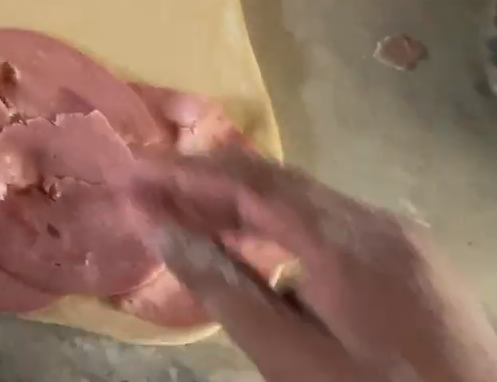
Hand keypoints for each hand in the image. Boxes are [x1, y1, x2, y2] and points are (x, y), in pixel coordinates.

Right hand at [128, 152, 496, 381]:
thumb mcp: (289, 354)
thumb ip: (216, 282)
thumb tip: (150, 223)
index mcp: (349, 240)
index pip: (244, 182)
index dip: (176, 173)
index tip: (122, 173)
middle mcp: (376, 224)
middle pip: (268, 180)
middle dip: (196, 180)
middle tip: (138, 188)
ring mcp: (397, 244)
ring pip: (292, 197)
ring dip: (227, 201)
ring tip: (173, 213)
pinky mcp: (404, 265)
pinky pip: (318, 221)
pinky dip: (265, 221)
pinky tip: (236, 242)